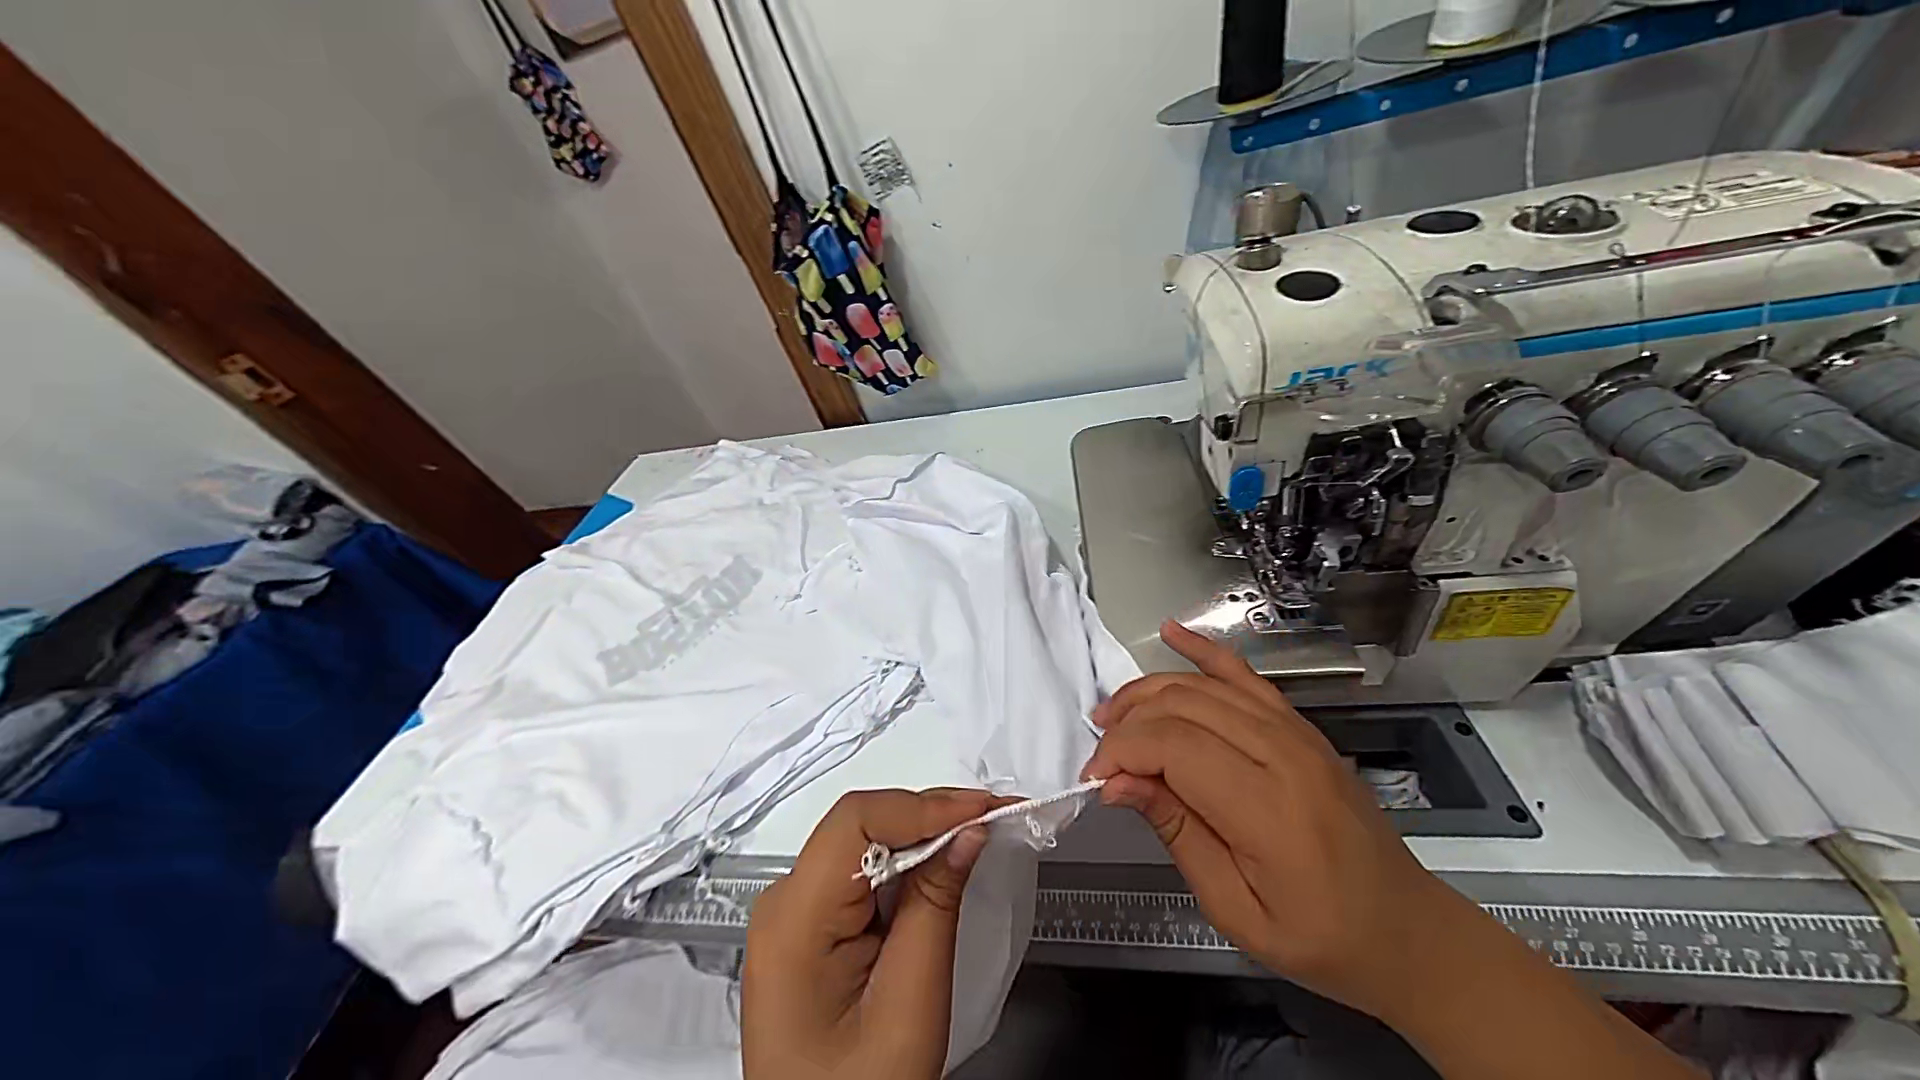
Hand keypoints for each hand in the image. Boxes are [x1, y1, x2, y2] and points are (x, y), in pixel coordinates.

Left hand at [742, 788, 1006, 1079]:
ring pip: (866, 840)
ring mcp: (796, 911)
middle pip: (861, 823)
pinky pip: (865, 869)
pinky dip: (910, 862)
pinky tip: (944, 863)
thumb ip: (936, 905)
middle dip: (931, 814)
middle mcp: (785, 903)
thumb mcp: (909, 1005)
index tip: (981, 810)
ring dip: (925, 835)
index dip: (924, 806)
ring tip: (978, 834)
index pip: (856, 821)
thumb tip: (966, 833)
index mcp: (793, 920)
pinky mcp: (814, 922)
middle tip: (994, 815)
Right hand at [1081, 619, 1453, 1019]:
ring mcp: (1297, 733)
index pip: (1174, 747)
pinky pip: (1244, 675)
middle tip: (1100, 754)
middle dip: (1127, 722)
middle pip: (1183, 707)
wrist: (1407, 931)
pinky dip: (1204, 651)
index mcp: (1269, 809)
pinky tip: (1171, 633)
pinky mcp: (1301, 726)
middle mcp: (1284, 755)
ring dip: (1149, 692)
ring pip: (1204, 686)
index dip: (1121, 752)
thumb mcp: (1236, 909)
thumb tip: (1115, 784)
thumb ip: (1176, 833)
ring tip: (1112, 714)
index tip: (1095, 779)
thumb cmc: (1321, 937)